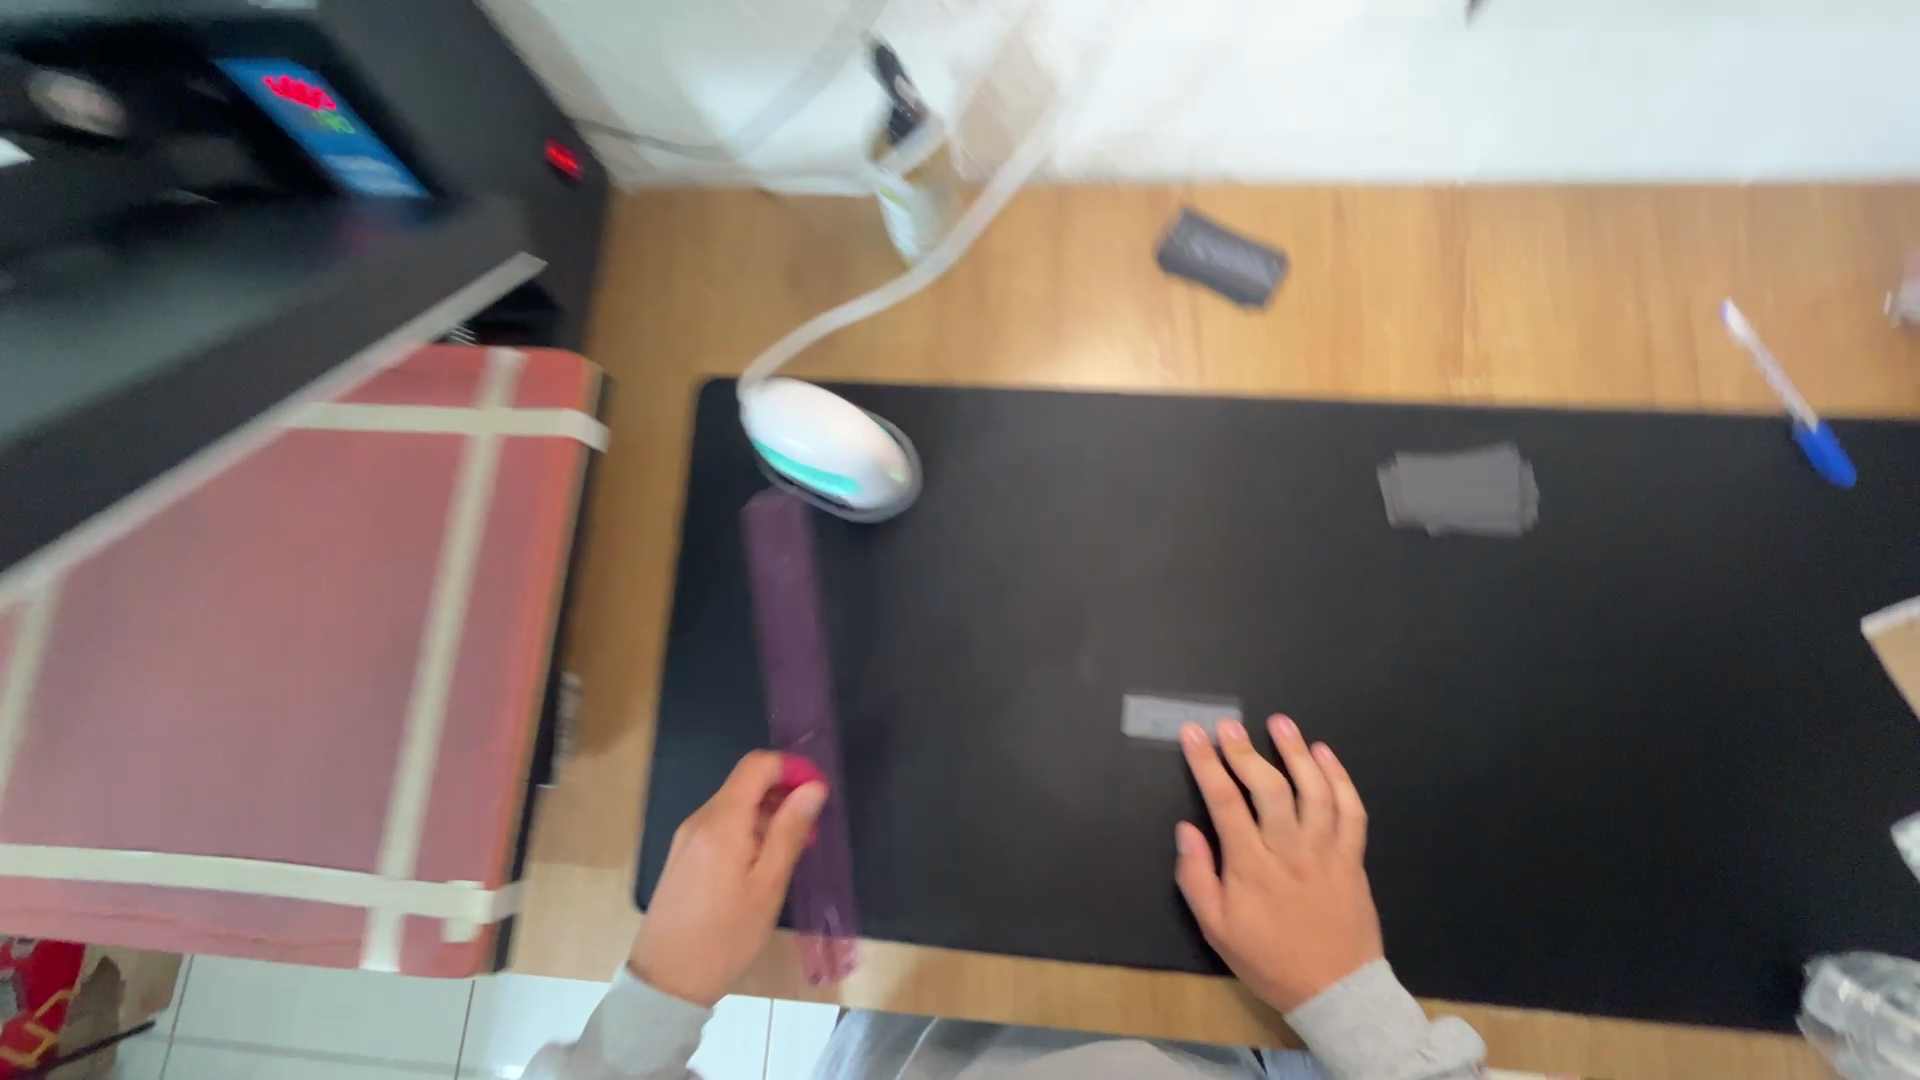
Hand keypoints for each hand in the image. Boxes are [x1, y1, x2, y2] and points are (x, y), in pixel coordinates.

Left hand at [630, 751, 828, 1005]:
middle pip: (746, 783)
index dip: (792, 768)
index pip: (757, 764)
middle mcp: (700, 819)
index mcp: (722, 821)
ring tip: (789, 853)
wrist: (665, 984)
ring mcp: (687, 837)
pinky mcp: (683, 855)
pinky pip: (721, 825)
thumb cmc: (725, 936)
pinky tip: (760, 865)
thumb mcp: (768, 885)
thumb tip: (813, 787)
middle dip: (783, 795)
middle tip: (809, 832)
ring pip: (735, 804)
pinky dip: (748, 830)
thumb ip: (790, 830)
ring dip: (767, 815)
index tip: (816, 795)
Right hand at [1174, 715, 1382, 1012]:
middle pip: (1269, 788)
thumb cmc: (1268, 958)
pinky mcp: (1353, 858)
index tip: (1193, 734)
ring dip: (1296, 752)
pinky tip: (1324, 754)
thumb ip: (1196, 877)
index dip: (1207, 763)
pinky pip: (1352, 811)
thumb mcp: (1216, 929)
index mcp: (1252, 867)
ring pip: (1314, 792)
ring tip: (1280, 723)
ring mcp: (1326, 852)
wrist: (1337, 993)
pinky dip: (1340, 778)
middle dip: (1246, 750)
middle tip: (1230, 724)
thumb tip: (1186, 830)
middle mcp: (1290, 851)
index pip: (1224, 802)